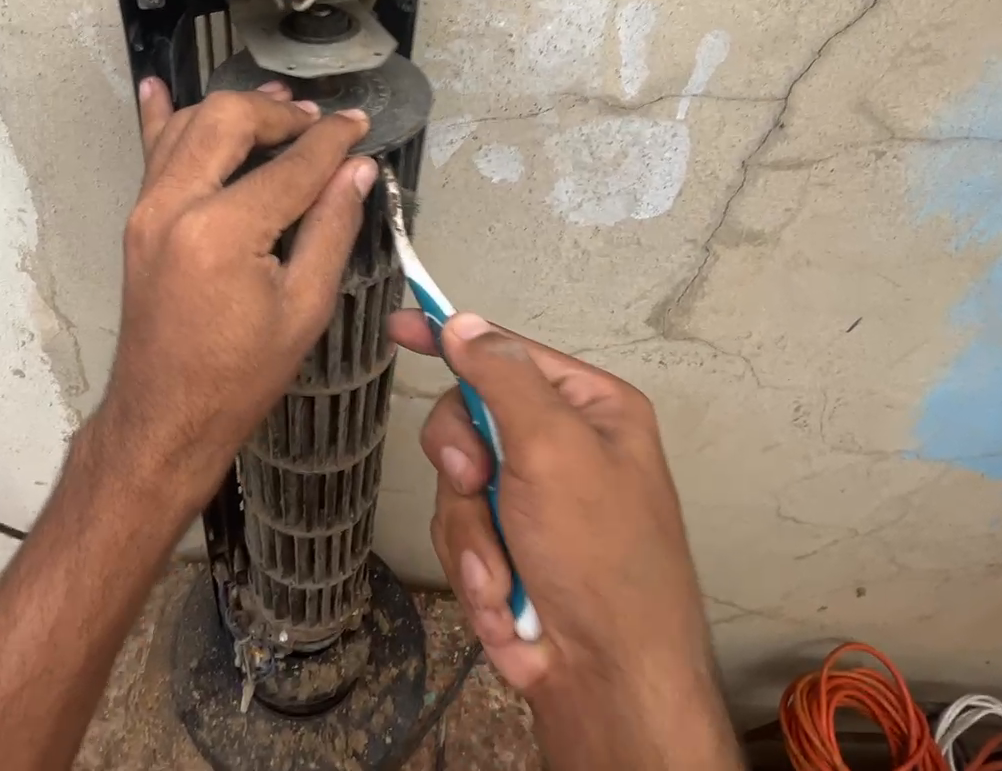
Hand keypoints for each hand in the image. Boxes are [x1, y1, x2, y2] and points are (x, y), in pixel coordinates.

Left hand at [102, 76, 374, 503]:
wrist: (166, 415)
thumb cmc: (241, 376)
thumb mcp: (305, 308)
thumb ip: (331, 228)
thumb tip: (356, 169)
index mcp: (223, 231)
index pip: (290, 165)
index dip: (332, 140)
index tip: (359, 124)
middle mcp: (175, 204)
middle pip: (228, 119)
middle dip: (280, 111)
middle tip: (319, 125)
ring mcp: (147, 208)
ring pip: (188, 125)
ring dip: (235, 110)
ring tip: (277, 107)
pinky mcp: (137, 220)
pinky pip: (150, 153)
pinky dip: (160, 117)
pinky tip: (157, 86)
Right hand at [389, 310, 739, 768]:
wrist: (604, 678)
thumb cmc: (597, 552)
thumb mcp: (553, 450)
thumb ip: (503, 379)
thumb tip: (462, 322)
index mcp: (587, 407)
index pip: (504, 353)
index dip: (450, 338)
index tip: (397, 326)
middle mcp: (557, 443)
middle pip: (467, 417)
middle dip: (462, 462)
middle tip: (475, 485)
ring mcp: (528, 495)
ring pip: (454, 480)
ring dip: (470, 530)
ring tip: (504, 571)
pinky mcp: (504, 541)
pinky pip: (456, 527)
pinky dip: (473, 563)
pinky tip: (505, 596)